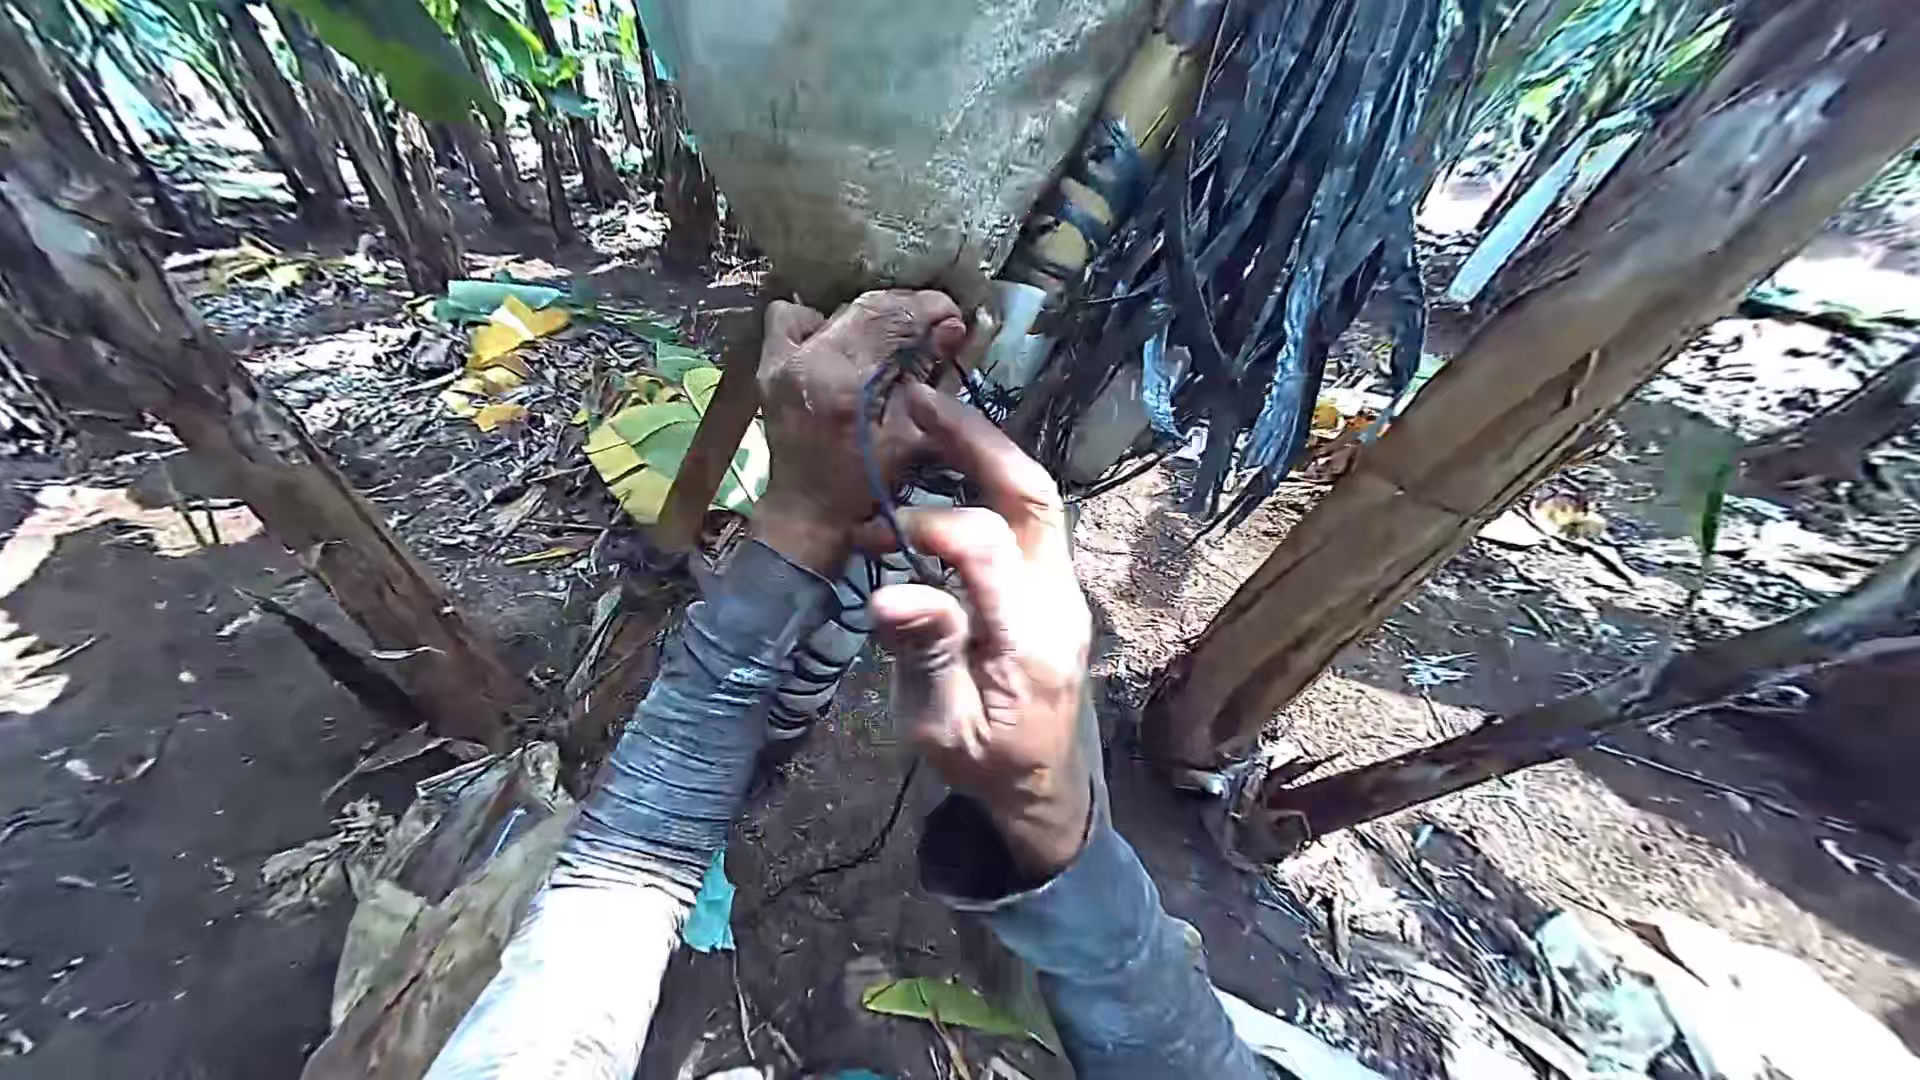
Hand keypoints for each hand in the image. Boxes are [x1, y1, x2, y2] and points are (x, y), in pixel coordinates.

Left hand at [751, 290, 966, 572]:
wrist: (807, 512)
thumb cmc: (865, 487)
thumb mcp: (910, 439)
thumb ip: (931, 380)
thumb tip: (952, 328)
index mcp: (845, 383)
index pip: (892, 318)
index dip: (929, 308)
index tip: (953, 315)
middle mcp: (807, 360)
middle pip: (866, 307)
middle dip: (907, 309)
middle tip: (933, 325)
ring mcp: (780, 359)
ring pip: (836, 310)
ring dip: (871, 318)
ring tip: (890, 342)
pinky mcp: (768, 365)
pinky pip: (792, 319)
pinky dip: (820, 324)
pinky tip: (838, 347)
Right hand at [869, 384, 1092, 877]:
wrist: (1046, 782)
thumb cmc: (989, 765)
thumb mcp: (942, 730)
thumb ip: (925, 657)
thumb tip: (887, 593)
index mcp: (1031, 640)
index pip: (986, 548)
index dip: (928, 525)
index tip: (873, 534)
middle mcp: (1060, 599)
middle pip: (1032, 496)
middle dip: (977, 441)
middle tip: (921, 402)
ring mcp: (1063, 587)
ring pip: (1036, 497)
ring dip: (985, 450)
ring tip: (931, 417)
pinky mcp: (1053, 585)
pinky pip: (1028, 518)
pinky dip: (989, 481)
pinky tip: (952, 466)